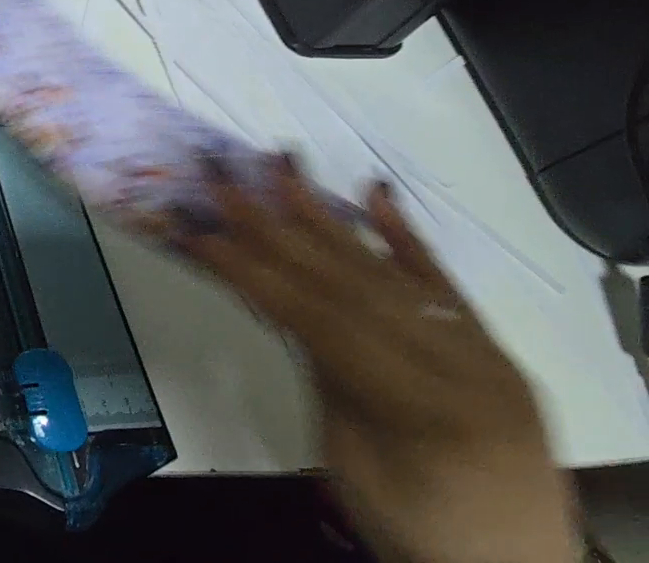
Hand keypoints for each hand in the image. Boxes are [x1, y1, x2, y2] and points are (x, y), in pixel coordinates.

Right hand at [180, 155, 580, 562]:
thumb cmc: (414, 527)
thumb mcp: (351, 459)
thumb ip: (322, 371)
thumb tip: (274, 298)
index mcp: (423, 404)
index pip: (319, 317)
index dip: (250, 270)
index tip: (195, 232)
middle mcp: (462, 365)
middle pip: (348, 280)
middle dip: (274, 225)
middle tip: (221, 178)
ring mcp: (483, 351)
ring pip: (387, 270)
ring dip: (326, 212)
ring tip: (281, 161)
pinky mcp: (492, 348)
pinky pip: (446, 283)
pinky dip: (406, 235)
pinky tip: (375, 192)